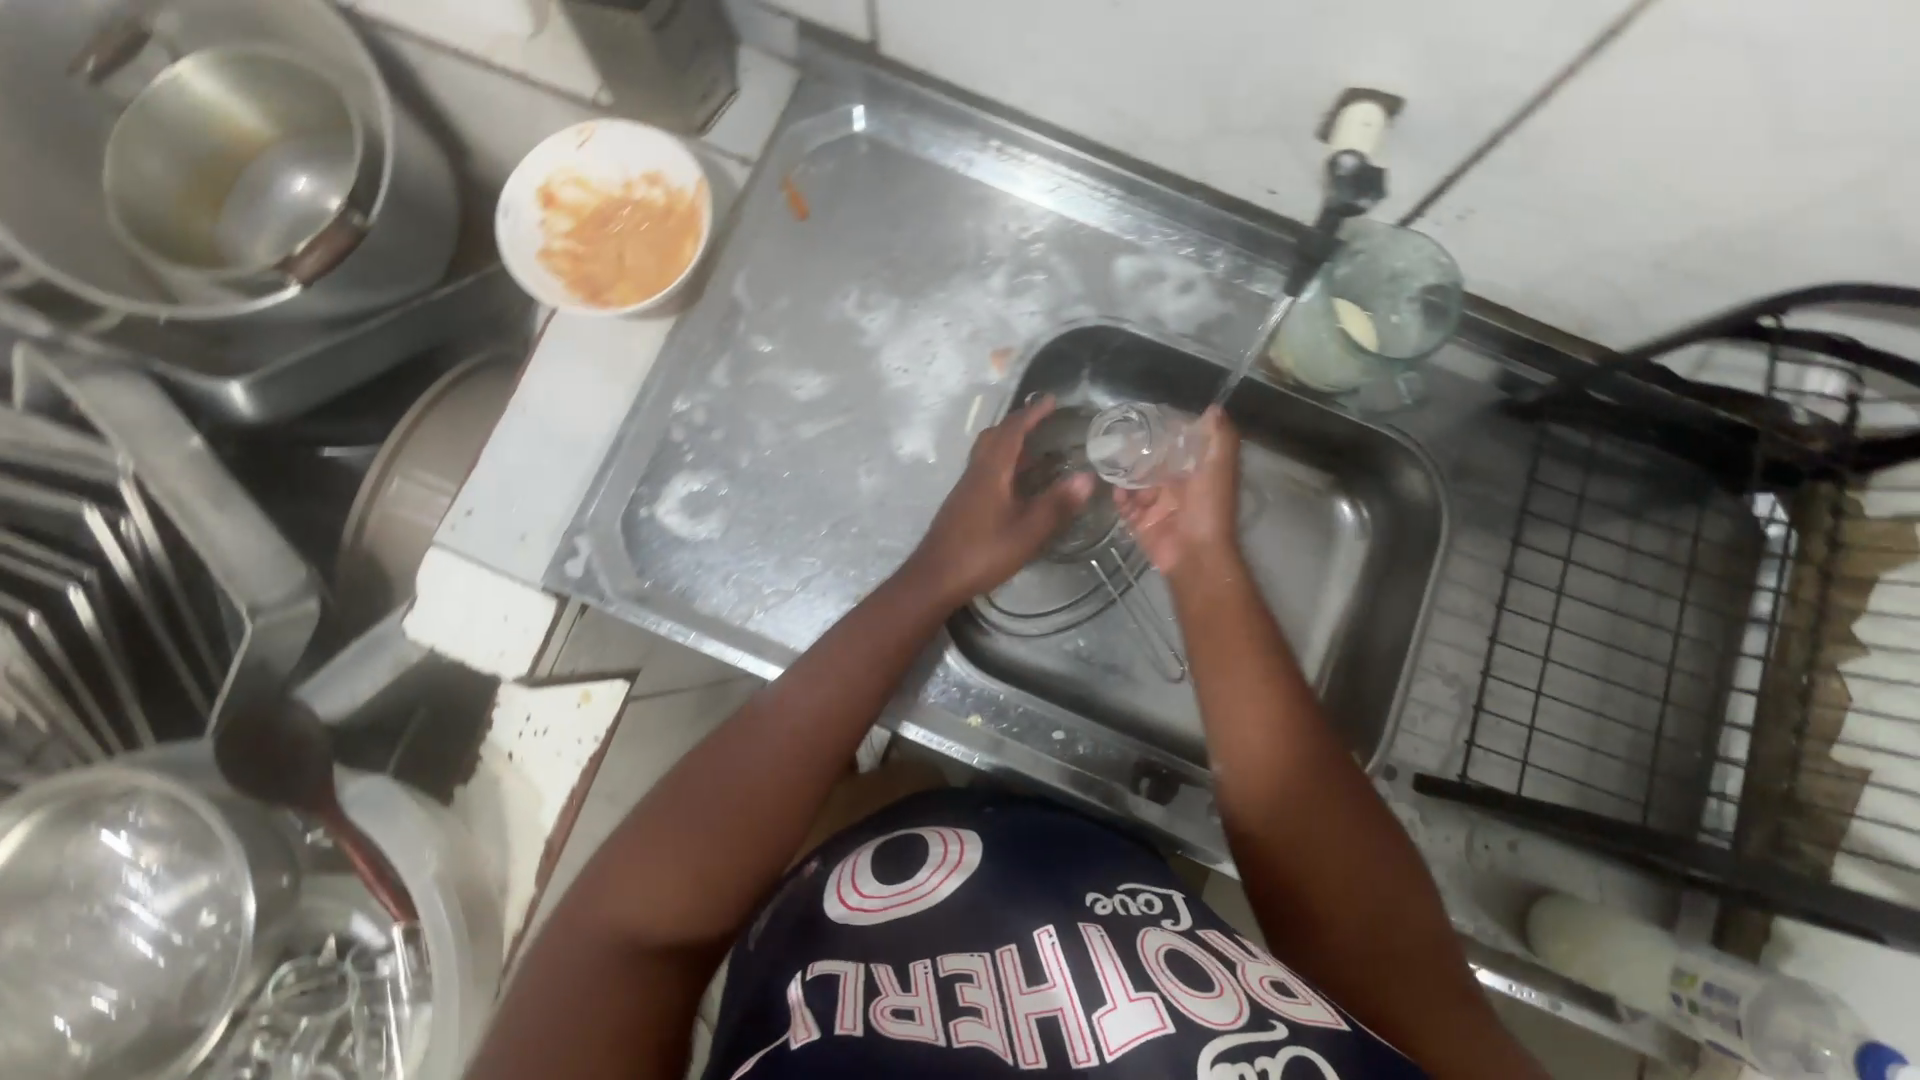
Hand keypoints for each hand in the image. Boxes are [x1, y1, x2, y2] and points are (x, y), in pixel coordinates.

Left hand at [902, 395, 1094, 606]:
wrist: (934, 578)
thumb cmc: (982, 553)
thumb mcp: (1027, 532)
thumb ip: (1057, 505)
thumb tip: (1088, 477)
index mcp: (991, 472)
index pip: (1012, 431)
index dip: (1032, 414)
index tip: (1051, 401)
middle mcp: (975, 473)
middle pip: (995, 437)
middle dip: (1019, 425)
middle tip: (1043, 421)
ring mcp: (965, 490)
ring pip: (988, 455)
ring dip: (1011, 446)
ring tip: (1037, 452)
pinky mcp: (962, 506)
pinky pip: (985, 472)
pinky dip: (1004, 466)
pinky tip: (1016, 486)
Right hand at [1113, 406, 1242, 581]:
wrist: (1195, 553)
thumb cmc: (1210, 507)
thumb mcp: (1220, 467)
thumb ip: (1218, 439)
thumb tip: (1213, 408)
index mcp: (1197, 472)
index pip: (1178, 447)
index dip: (1164, 433)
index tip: (1146, 417)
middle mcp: (1177, 487)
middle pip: (1152, 464)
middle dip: (1137, 453)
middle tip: (1117, 438)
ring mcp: (1157, 505)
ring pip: (1135, 483)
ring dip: (1125, 474)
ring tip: (1110, 461)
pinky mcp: (1141, 522)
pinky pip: (1125, 505)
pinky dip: (1120, 497)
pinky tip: (1117, 490)